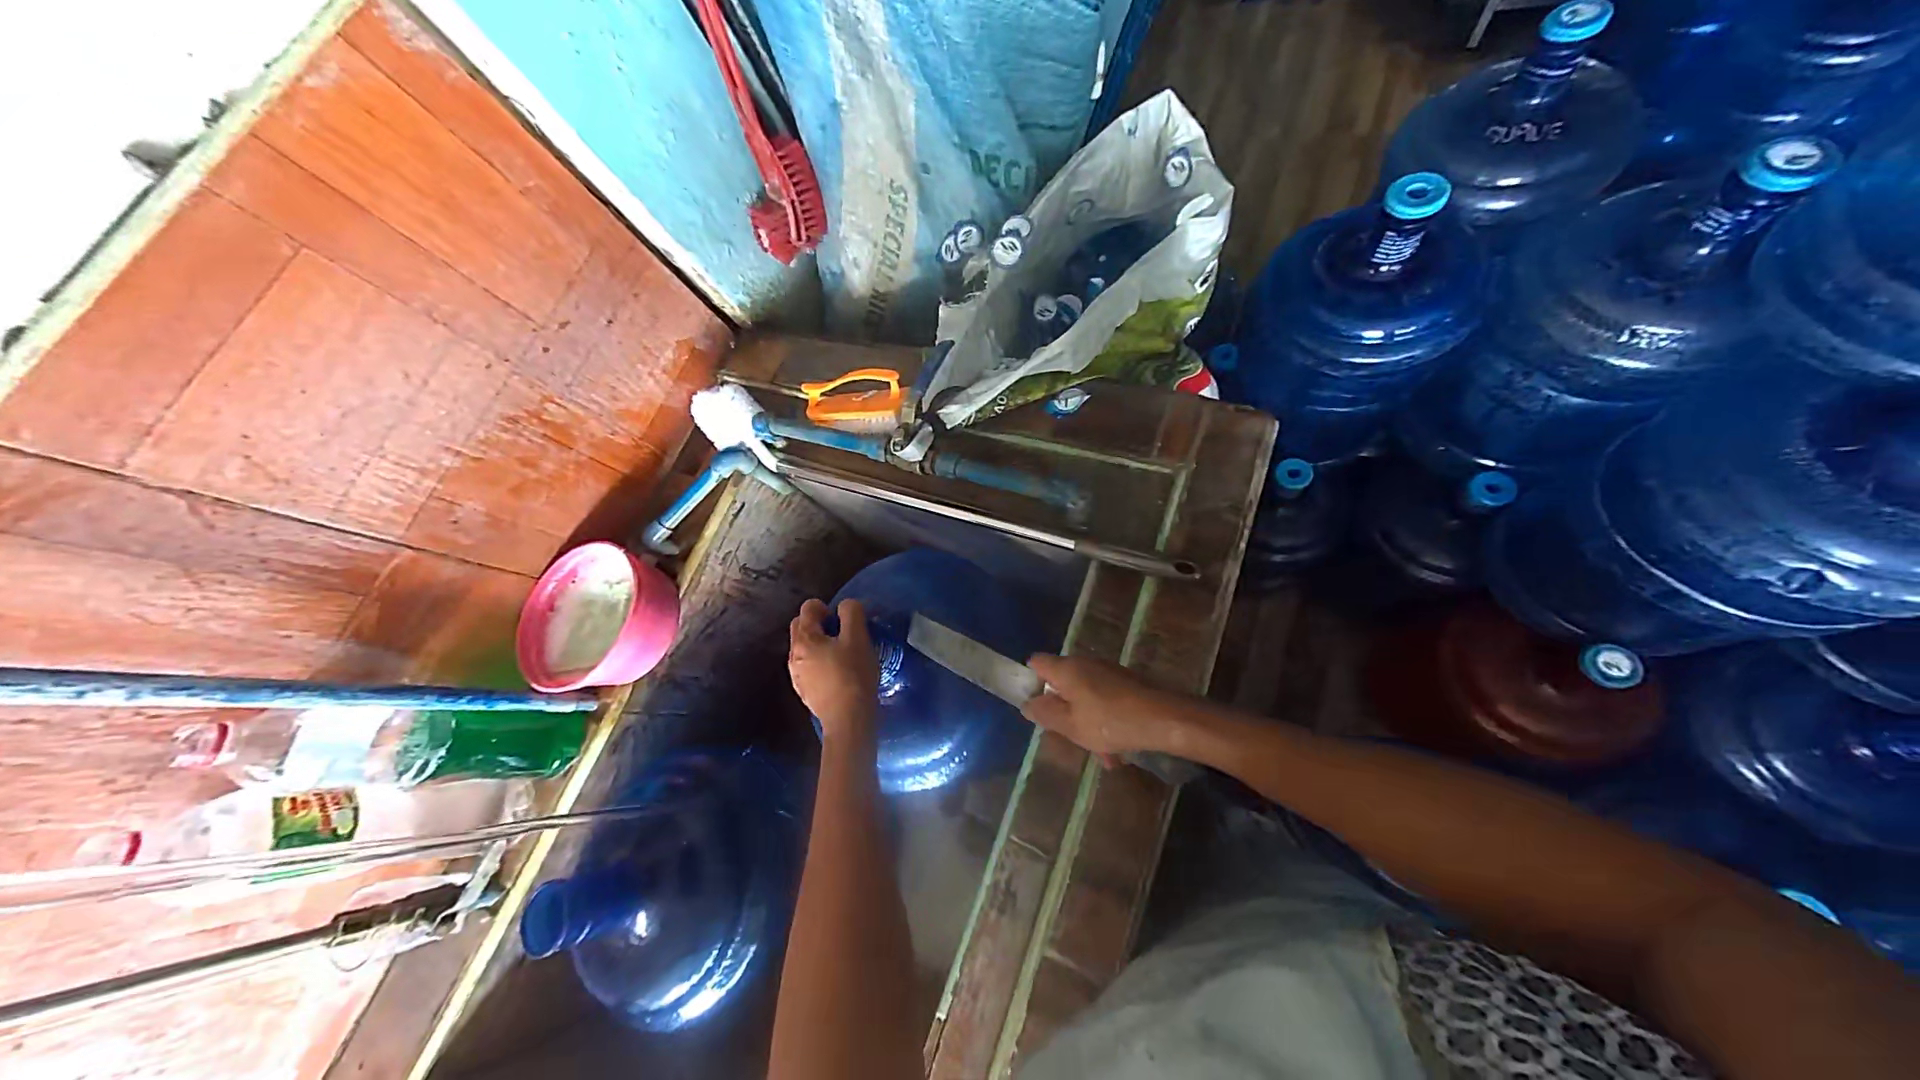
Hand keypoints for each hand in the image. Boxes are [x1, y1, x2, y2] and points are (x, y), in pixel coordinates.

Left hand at [789, 598, 879, 740]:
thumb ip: (852, 614)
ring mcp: (796, 675)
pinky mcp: (804, 691)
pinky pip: (808, 667)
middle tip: (841, 633)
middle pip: (801, 627)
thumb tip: (845, 606)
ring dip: (818, 644)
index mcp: (805, 638)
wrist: (848, 719)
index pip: (807, 608)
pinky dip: (819, 663)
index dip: (825, 607)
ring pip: (804, 649)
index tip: (843, 620)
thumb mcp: (858, 638)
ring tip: (841, 654)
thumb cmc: (854, 674)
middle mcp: (794, 654)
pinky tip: (837, 674)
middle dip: (818, 624)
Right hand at [1020, 654, 1184, 758]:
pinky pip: (1105, 701)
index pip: (1037, 663)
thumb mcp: (1070, 724)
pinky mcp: (1126, 684)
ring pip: (1085, 696)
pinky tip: (1116, 749)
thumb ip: (1044, 713)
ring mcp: (1108, 672)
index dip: (1030, 681)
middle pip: (1062, 682)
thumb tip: (1027, 704)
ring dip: (1086, 721)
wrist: (1164, 718)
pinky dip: (1105, 721)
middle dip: (1062, 710)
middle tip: (1067, 735)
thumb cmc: (1109, 721)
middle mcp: (1086, 663)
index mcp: (1067, 669)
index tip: (1035, 707)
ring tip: (1099, 752)